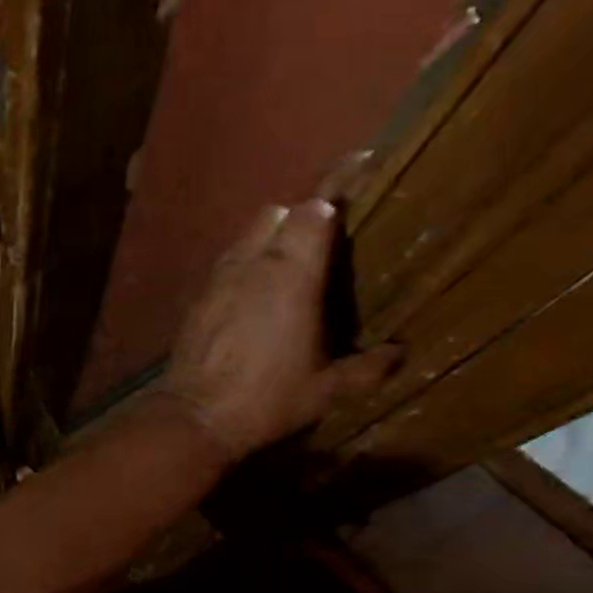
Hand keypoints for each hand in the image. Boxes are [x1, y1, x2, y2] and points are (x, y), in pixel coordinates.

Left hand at [158, 196, 397, 457]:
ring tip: (285, 266)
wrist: (194, 417)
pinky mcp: (195, 300)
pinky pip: (223, 266)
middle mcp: (251, 265)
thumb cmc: (266, 400)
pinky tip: (250, 295)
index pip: (314, 210)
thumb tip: (397, 353)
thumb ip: (366, 368)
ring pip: (244, 238)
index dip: (336, 192)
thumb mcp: (326, 389)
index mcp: (291, 273)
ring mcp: (216, 281)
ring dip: (266, 240)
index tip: (360, 176)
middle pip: (276, 214)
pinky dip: (241, 266)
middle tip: (320, 239)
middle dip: (299, 217)